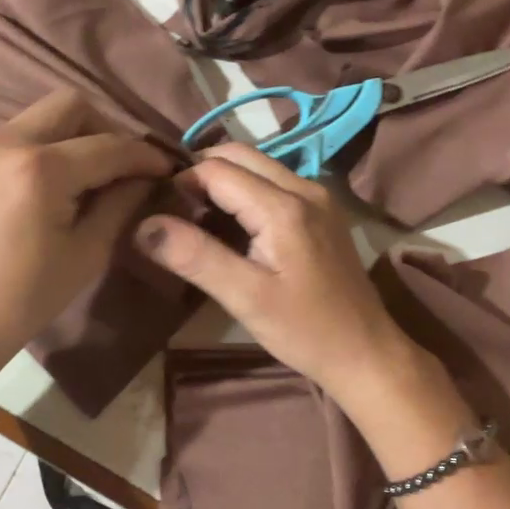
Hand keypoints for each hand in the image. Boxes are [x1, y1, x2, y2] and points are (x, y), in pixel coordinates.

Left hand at [0, 91, 172, 371]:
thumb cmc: (28, 298)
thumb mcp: (88, 252)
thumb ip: (121, 202)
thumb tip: (145, 176)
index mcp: (39, 169)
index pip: (107, 145)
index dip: (143, 155)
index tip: (165, 168)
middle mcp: (2, 142)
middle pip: (69, 106)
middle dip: (105, 130)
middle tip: (120, 167)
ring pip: (37, 119)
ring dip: (69, 139)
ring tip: (82, 181)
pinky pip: (9, 139)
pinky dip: (36, 152)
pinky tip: (43, 189)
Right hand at [133, 144, 419, 400]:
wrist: (365, 352)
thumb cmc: (304, 330)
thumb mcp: (245, 298)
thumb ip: (196, 257)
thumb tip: (144, 225)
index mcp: (283, 206)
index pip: (216, 169)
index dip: (181, 183)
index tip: (157, 212)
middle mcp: (304, 188)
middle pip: (239, 155)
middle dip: (200, 173)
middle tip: (172, 209)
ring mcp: (318, 197)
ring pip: (258, 166)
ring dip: (222, 180)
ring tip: (195, 217)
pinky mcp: (323, 212)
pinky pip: (274, 183)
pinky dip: (245, 191)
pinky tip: (231, 226)